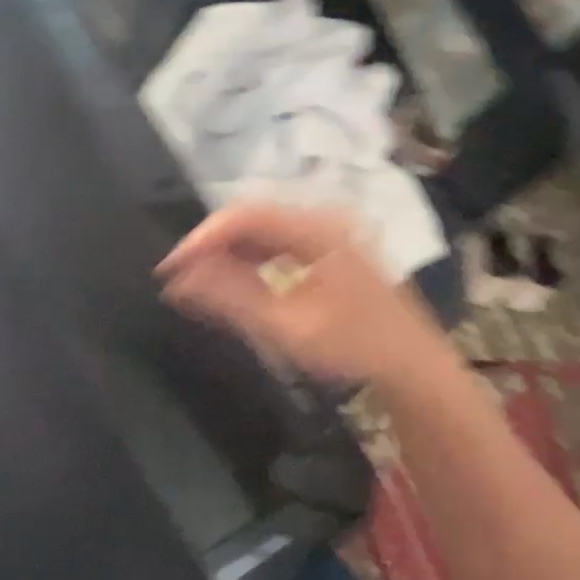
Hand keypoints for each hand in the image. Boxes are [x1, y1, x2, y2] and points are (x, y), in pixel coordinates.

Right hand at [155, 204, 449, 383]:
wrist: (410, 364)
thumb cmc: (352, 347)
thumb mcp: (285, 326)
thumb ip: (230, 298)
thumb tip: (178, 279)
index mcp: (316, 229)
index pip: (244, 215)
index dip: (200, 238)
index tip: (168, 268)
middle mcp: (322, 219)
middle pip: (251, 218)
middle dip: (209, 246)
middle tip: (176, 277)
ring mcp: (327, 233)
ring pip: (261, 231)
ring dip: (226, 254)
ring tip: (195, 284)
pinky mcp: (327, 250)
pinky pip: (276, 245)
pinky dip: (247, 262)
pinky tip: (229, 285)